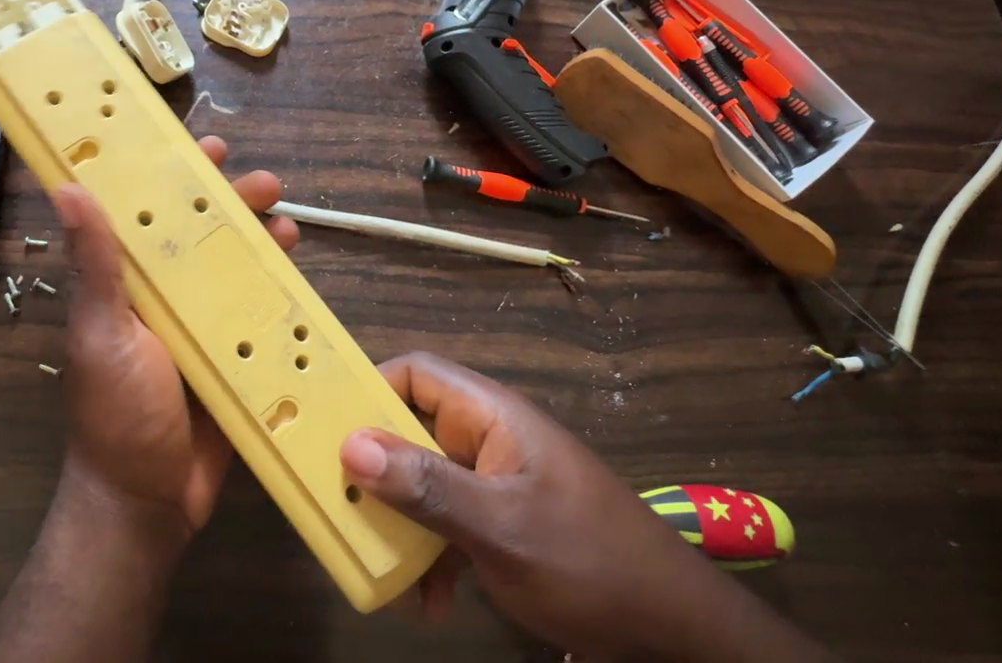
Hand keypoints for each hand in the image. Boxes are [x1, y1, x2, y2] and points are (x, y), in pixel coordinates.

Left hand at [49, 135, 298, 540]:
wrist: (148, 502)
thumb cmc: (116, 414)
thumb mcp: (102, 334)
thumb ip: (95, 266)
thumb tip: (65, 188)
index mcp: (127, 285)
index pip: (147, 216)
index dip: (172, 178)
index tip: (202, 147)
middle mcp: (165, 298)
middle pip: (201, 235)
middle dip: (232, 202)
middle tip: (262, 181)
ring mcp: (204, 327)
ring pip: (236, 267)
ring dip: (261, 238)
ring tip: (285, 220)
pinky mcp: (236, 357)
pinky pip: (261, 312)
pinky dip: (281, 286)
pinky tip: (298, 268)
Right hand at [340, 353, 829, 661]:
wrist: (672, 629)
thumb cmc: (585, 560)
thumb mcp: (498, 526)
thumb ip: (425, 485)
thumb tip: (350, 443)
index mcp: (492, 415)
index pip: (417, 372)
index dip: (370, 390)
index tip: (329, 433)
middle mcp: (490, 438)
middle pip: (414, 429)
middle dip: (378, 470)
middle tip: (341, 506)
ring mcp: (499, 480)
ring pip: (427, 480)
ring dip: (403, 521)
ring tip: (383, 566)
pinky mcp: (507, 520)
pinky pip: (451, 519)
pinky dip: (434, 553)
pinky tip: (432, 599)